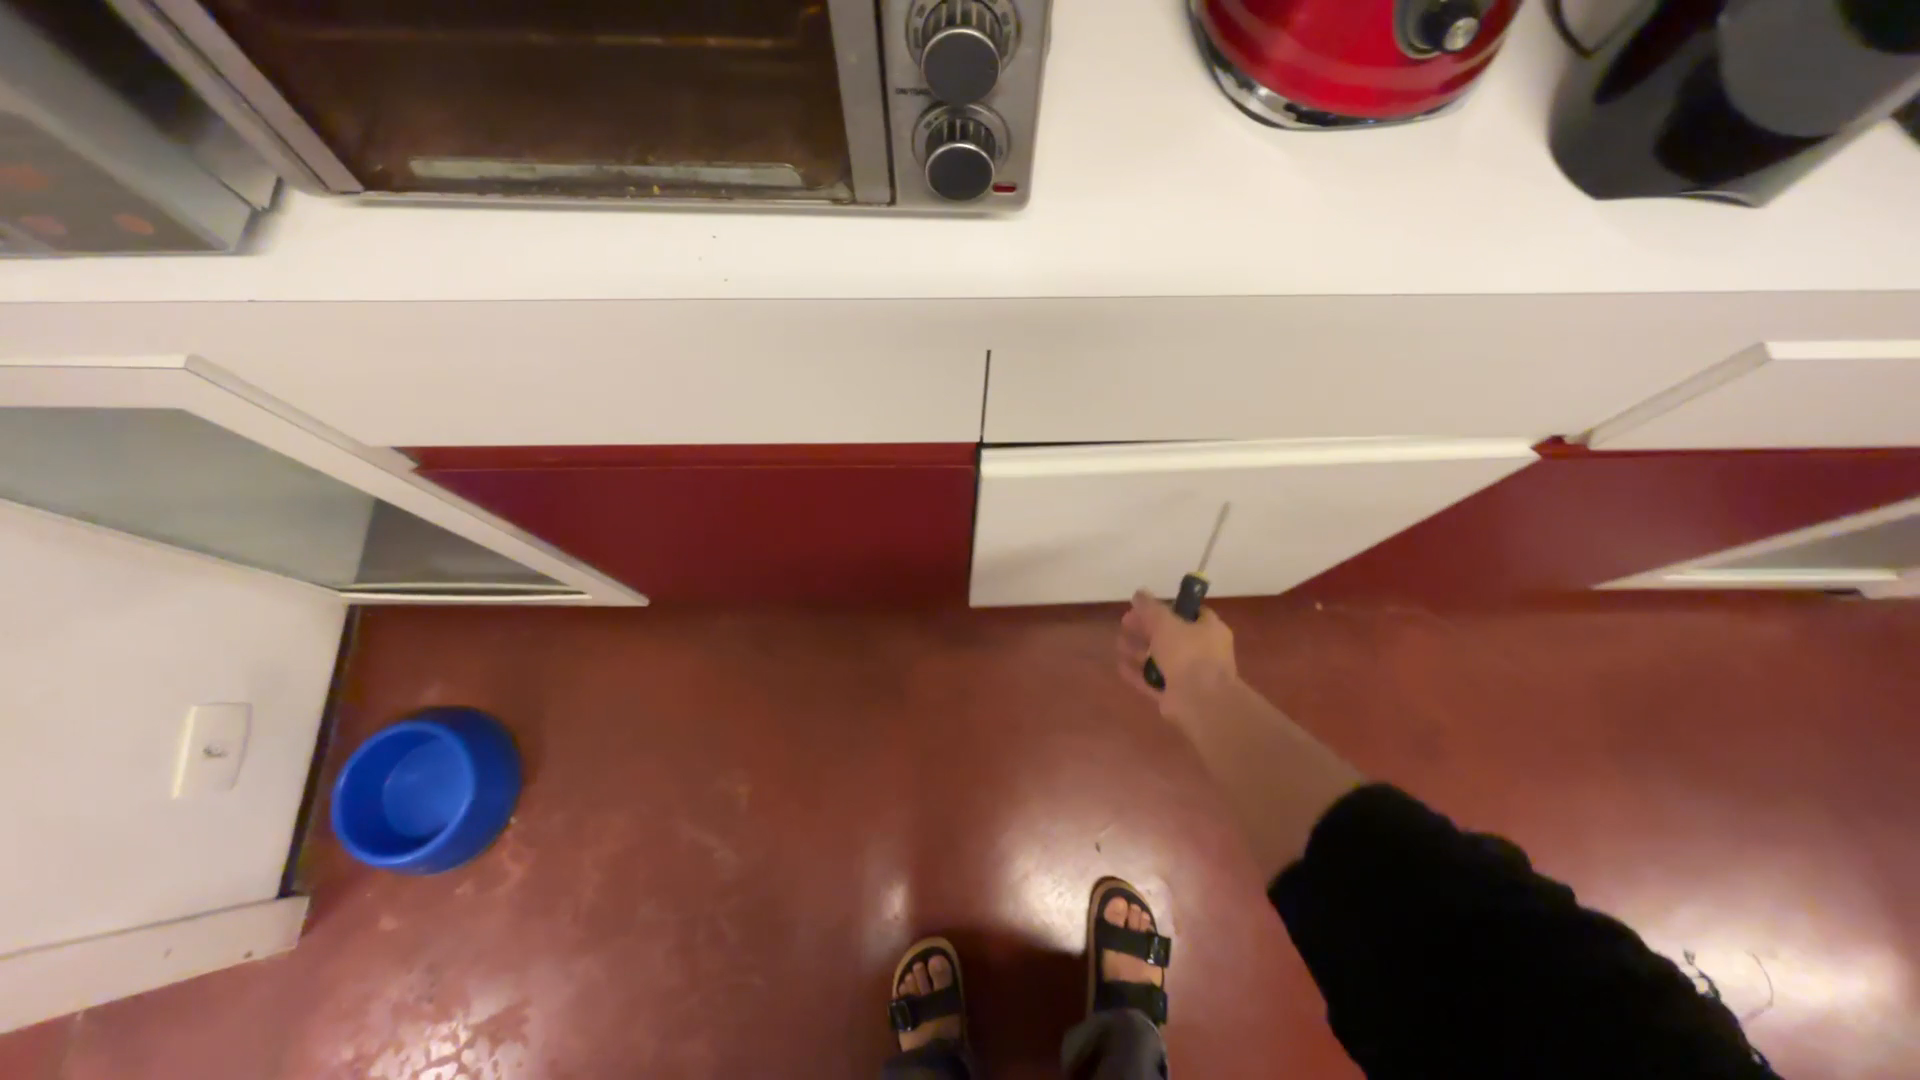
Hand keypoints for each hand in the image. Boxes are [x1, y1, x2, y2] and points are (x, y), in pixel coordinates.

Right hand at [1116, 589, 1239, 719]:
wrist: (1200, 700)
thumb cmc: (1188, 653)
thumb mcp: (1165, 623)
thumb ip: (1150, 608)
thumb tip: (1139, 593)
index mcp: (1209, 629)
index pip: (1190, 612)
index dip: (1167, 607)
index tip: (1145, 607)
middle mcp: (1202, 651)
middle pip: (1171, 636)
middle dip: (1146, 630)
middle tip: (1124, 624)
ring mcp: (1189, 675)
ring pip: (1160, 659)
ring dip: (1139, 651)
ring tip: (1118, 645)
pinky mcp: (1175, 695)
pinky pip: (1153, 681)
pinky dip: (1138, 674)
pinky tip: (1120, 666)